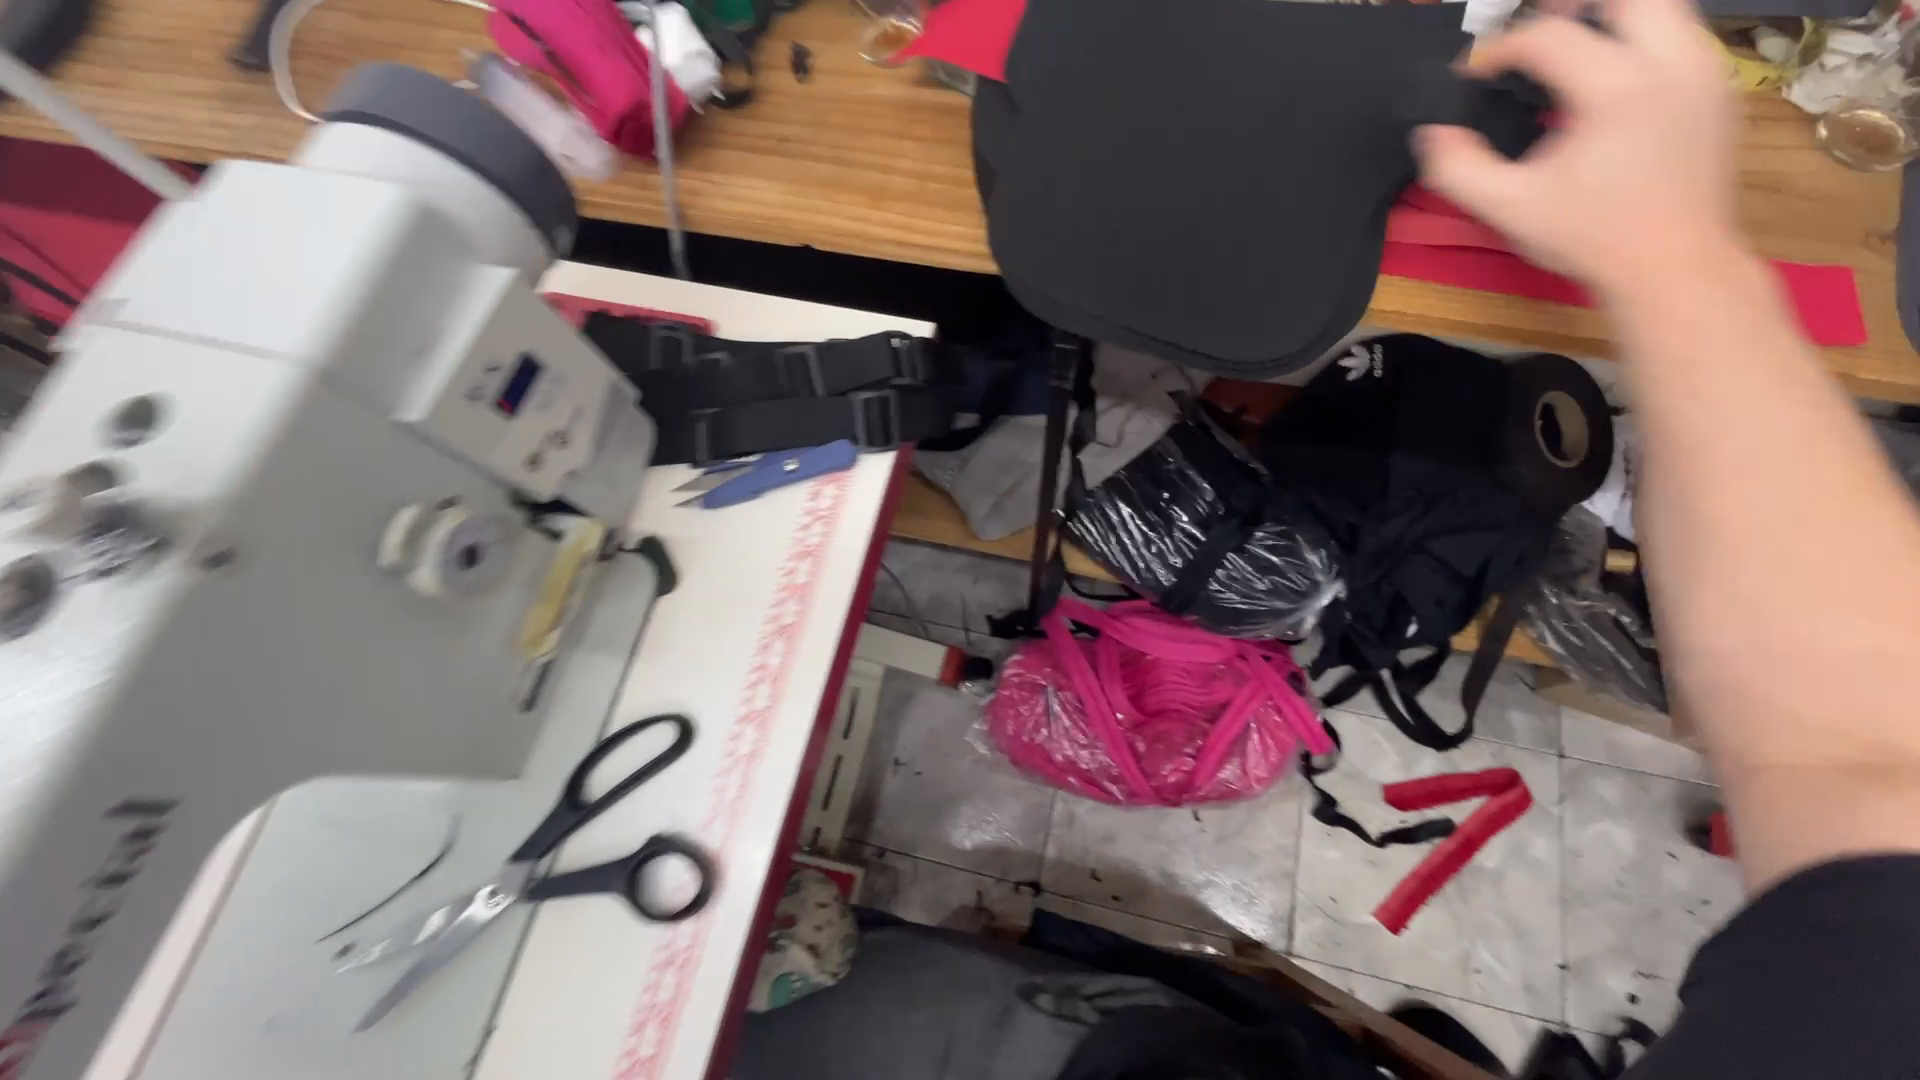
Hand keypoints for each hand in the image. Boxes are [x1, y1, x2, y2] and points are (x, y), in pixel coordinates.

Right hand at [1412, 0, 1743, 295]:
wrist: (1672, 264)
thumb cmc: (1588, 236)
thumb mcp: (1508, 208)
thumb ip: (1460, 168)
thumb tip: (1431, 133)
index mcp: (1618, 88)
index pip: (1550, 36)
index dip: (1500, 48)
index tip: (1472, 74)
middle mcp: (1672, 62)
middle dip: (1569, 6)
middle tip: (1531, 34)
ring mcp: (1705, 71)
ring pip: (1662, 8)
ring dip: (1609, 19)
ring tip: (1567, 51)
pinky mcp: (1717, 89)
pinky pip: (1678, 38)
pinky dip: (1637, 42)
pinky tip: (1605, 83)